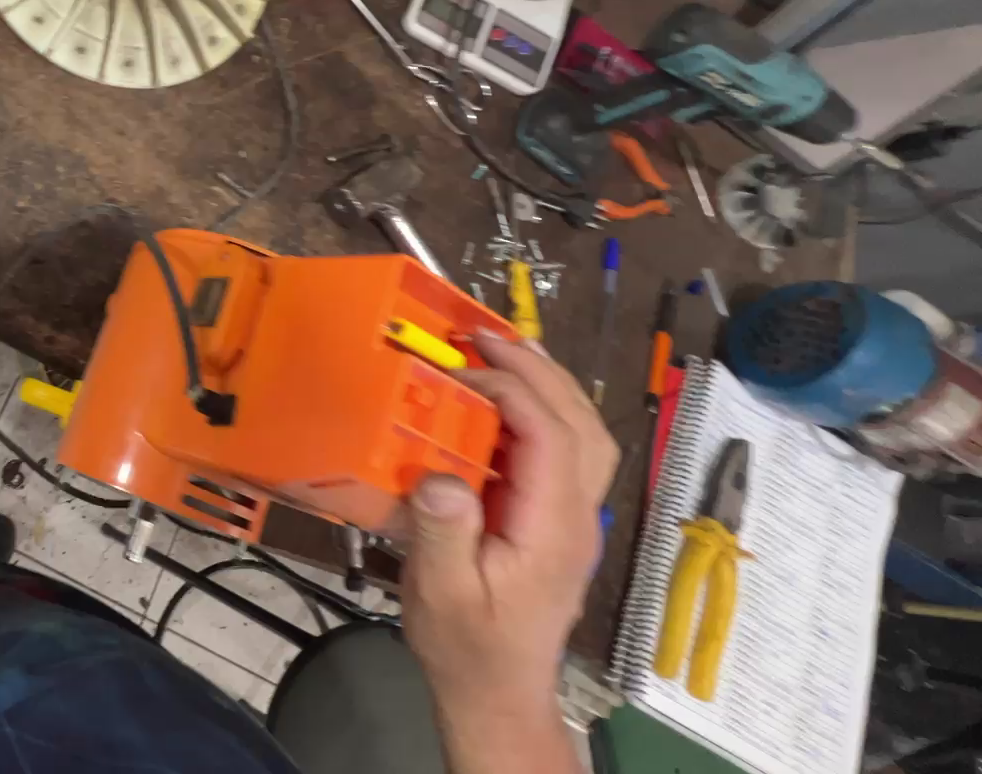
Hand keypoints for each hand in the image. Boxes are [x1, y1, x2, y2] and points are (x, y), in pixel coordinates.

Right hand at [399, 332, 618, 727]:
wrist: (496, 690)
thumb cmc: (466, 643)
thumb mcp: (443, 592)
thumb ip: (444, 534)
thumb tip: (440, 476)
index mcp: (551, 528)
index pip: (550, 439)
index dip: (510, 392)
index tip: (456, 371)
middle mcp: (575, 516)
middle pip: (582, 426)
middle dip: (539, 371)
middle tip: (485, 335)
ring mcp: (570, 518)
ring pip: (585, 435)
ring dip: (549, 383)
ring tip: (503, 348)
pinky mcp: (553, 519)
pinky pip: (563, 450)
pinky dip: (543, 408)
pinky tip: (508, 397)